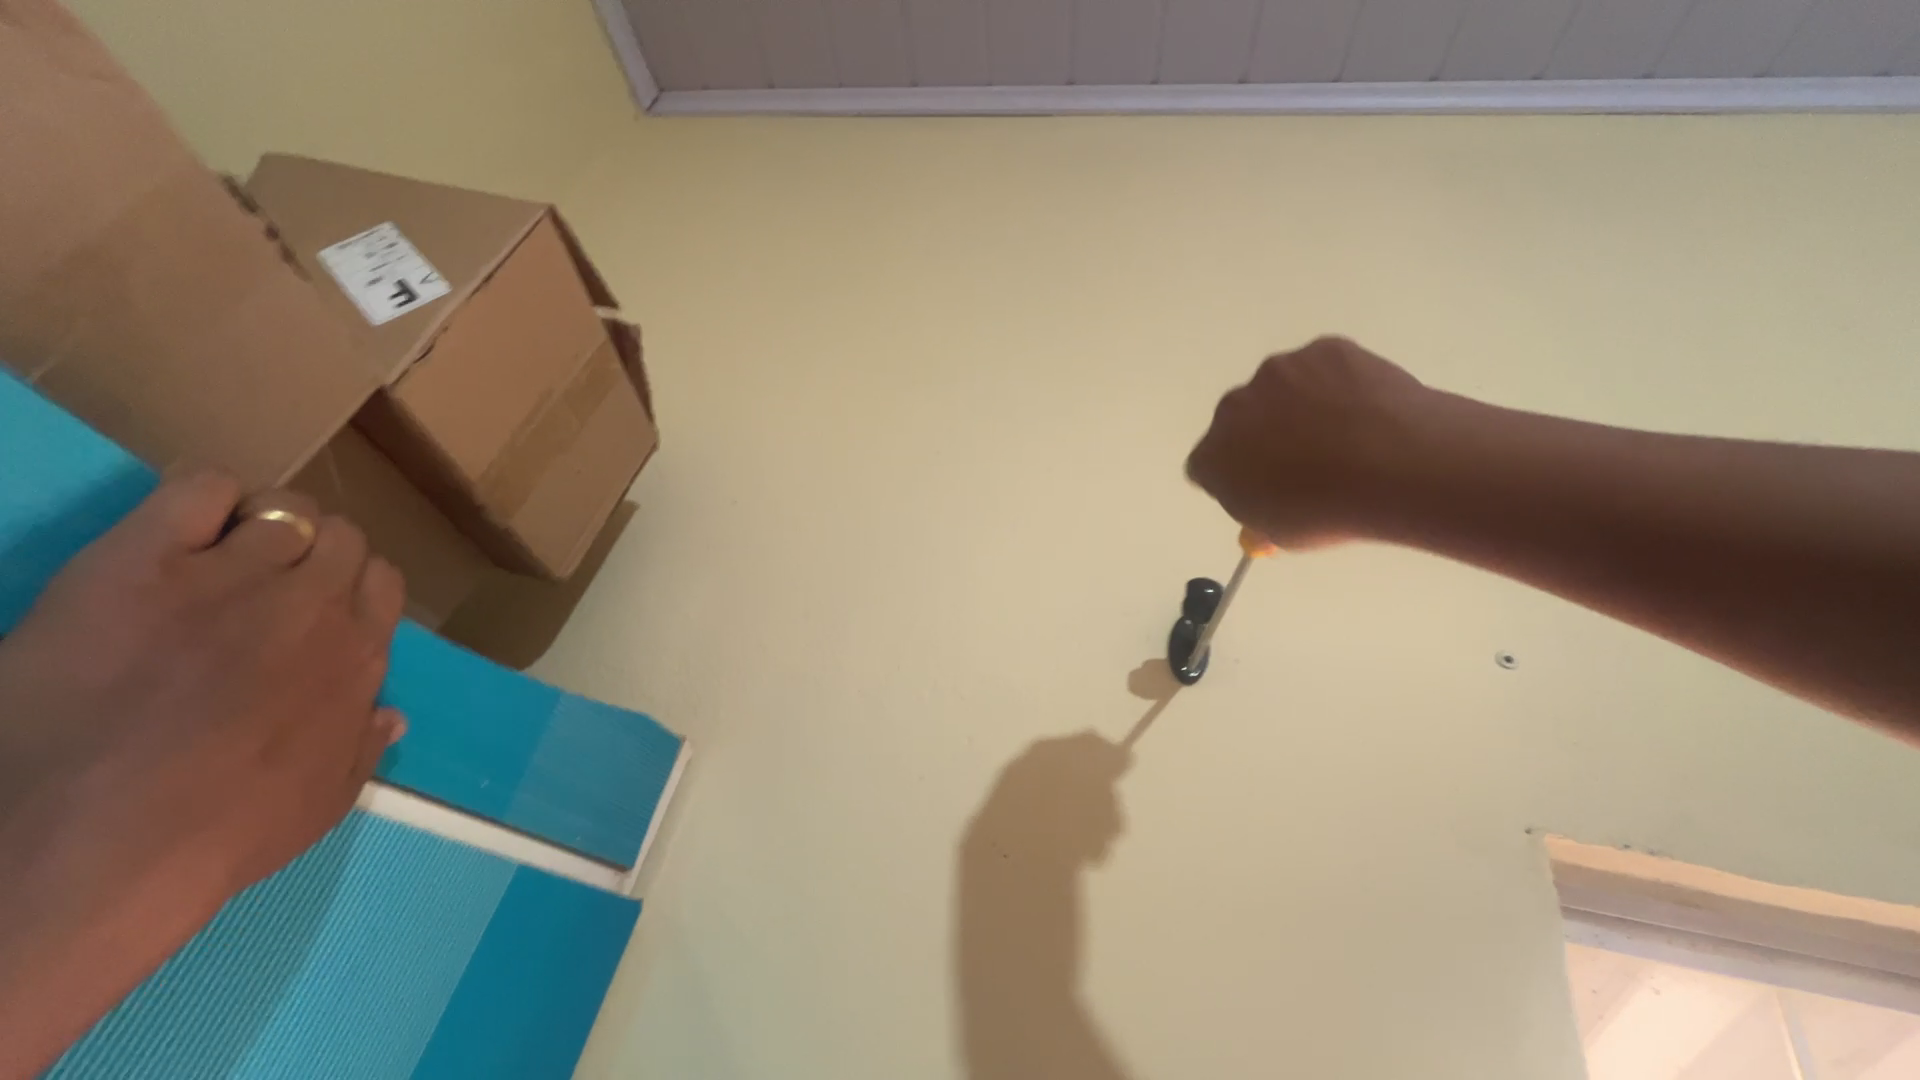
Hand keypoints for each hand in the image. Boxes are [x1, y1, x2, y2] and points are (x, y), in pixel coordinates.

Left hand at [0, 471, 404, 1077]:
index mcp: (360, 653)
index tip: (317, 610)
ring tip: (218, 556)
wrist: (95, 843)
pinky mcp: (145, 561)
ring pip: (284, 508)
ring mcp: (234, 576)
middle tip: (265, 584)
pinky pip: (201, 487)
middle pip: (341, 536)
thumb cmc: (225, 831)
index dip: (350, 588)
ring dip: (264, 526)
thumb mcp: (326, 799)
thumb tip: (391, 711)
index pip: (382, 580)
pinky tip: (183, 532)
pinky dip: (205, 498)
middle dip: (314, 553)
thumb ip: (363, 744)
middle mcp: (316, 603)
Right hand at [1185, 336, 1431, 548]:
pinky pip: (1323, 368)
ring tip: (1346, 435)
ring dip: (1300, 406)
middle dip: (1264, 437)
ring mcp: (1277, 373)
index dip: (1236, 478)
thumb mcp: (1284, 535)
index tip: (1265, 490)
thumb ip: (1261, 520)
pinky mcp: (1323, 348)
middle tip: (1306, 462)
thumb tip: (1260, 522)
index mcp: (1213, 456)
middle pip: (1240, 421)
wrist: (1399, 466)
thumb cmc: (1329, 512)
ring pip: (1281, 390)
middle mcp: (1232, 408)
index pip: (1208, 466)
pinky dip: (1338, 385)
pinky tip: (1366, 410)